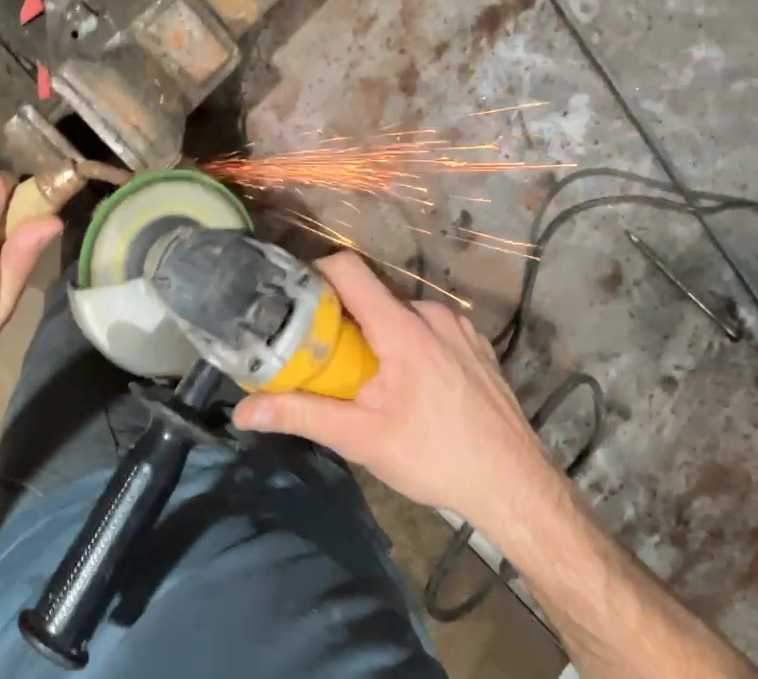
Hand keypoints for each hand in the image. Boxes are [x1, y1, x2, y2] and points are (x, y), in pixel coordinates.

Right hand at [232, 252, 554, 515]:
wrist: (515, 487)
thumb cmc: (434, 458)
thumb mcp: (360, 438)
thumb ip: (299, 414)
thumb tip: (242, 412)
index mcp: (402, 327)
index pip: (348, 270)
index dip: (314, 273)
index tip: (292, 298)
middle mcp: (433, 314)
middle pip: (372, 295)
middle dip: (343, 318)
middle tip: (322, 354)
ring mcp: (461, 328)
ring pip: (402, 312)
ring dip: (378, 334)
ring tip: (365, 377)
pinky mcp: (479, 345)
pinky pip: (430, 328)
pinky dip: (410, 343)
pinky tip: (411, 387)